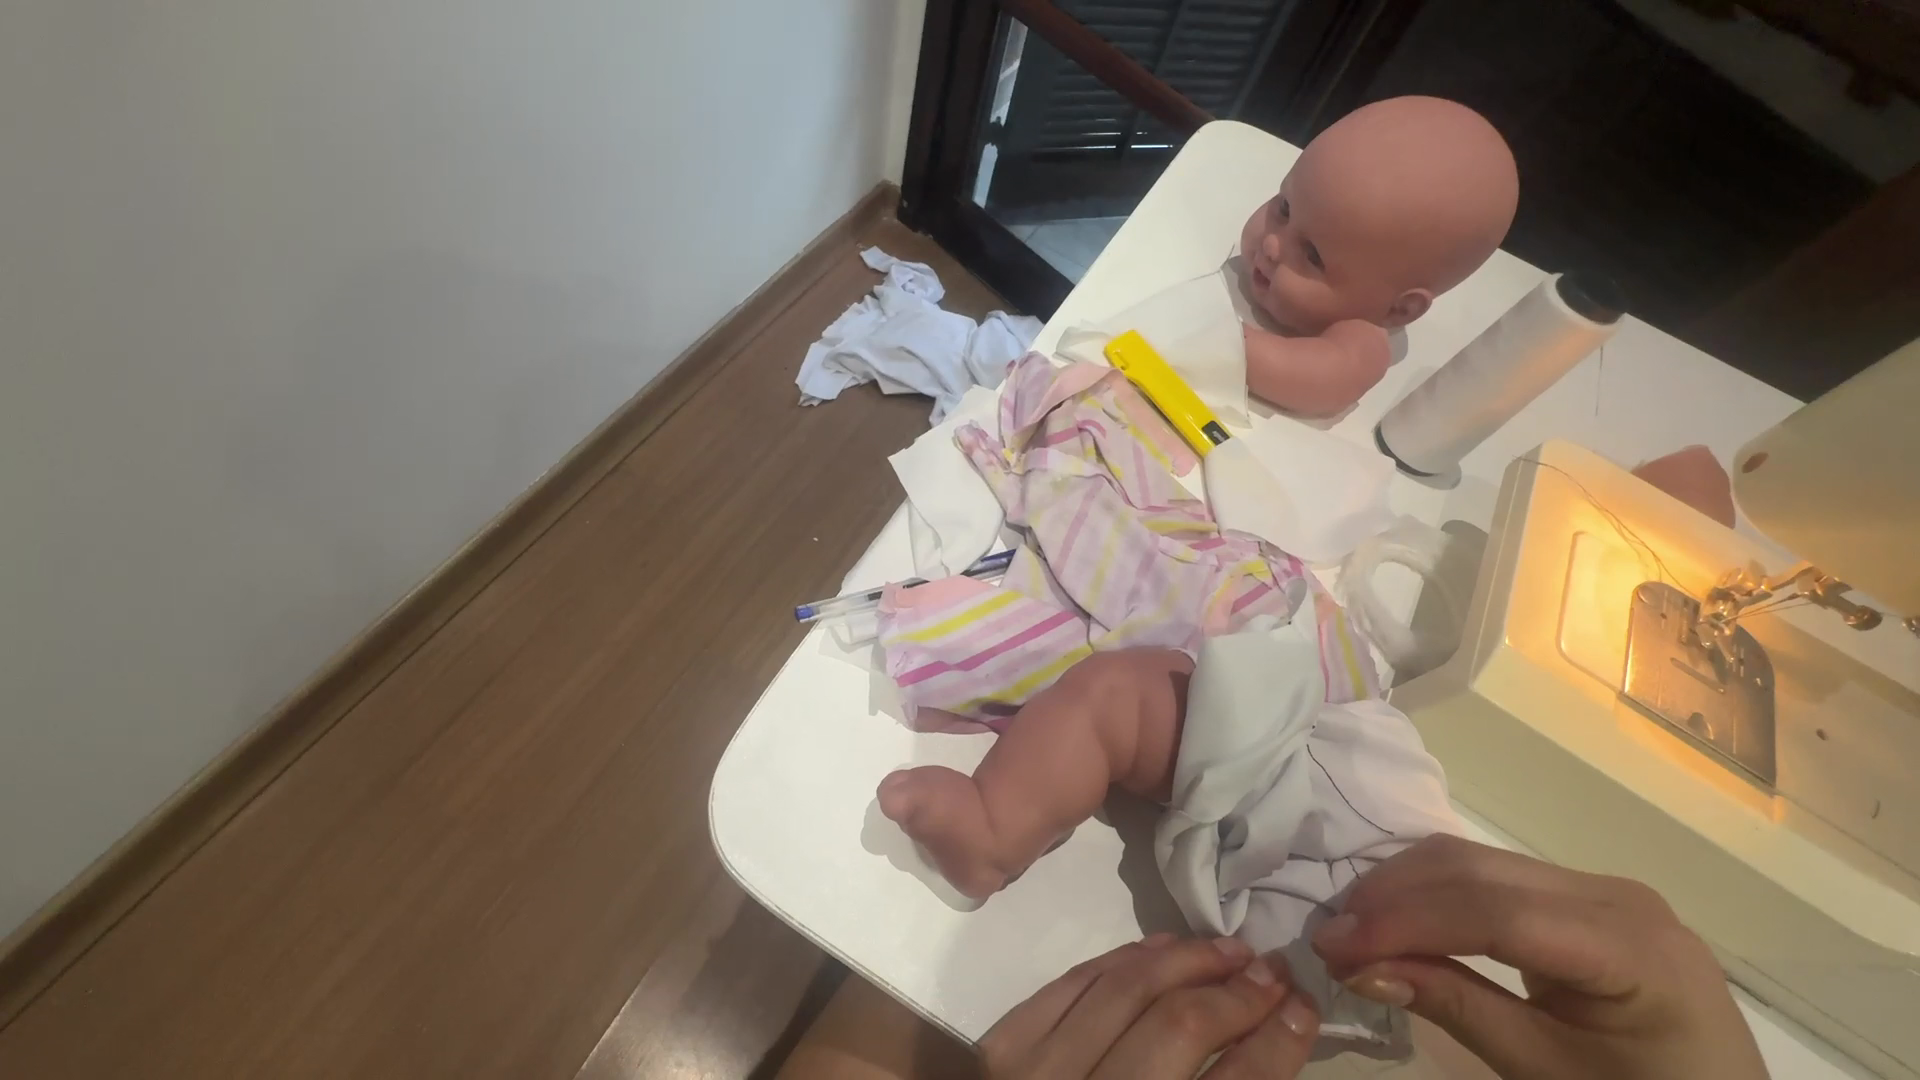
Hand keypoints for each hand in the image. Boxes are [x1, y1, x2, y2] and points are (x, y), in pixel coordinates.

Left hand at [979, 934, 1320, 1078]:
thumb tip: (1259, 1055)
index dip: (1273, 1046)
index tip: (1303, 1006)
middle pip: (1176, 1031)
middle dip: (1236, 996)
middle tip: (1274, 970)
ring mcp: (1035, 1071)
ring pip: (1124, 990)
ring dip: (1185, 961)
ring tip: (1229, 948)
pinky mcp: (1002, 1045)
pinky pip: (1073, 981)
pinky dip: (1123, 958)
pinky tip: (1160, 947)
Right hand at [1313, 835, 1769, 1079]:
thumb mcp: (1548, 1073)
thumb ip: (1454, 1006)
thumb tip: (1356, 965)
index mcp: (1628, 944)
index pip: (1492, 912)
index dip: (1402, 923)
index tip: (1331, 946)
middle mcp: (1612, 891)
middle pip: (1472, 871)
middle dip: (1388, 898)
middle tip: (1330, 937)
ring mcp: (1594, 885)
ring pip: (1468, 859)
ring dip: (1399, 887)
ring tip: (1352, 927)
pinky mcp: (1574, 892)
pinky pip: (1485, 872)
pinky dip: (1427, 889)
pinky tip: (1394, 912)